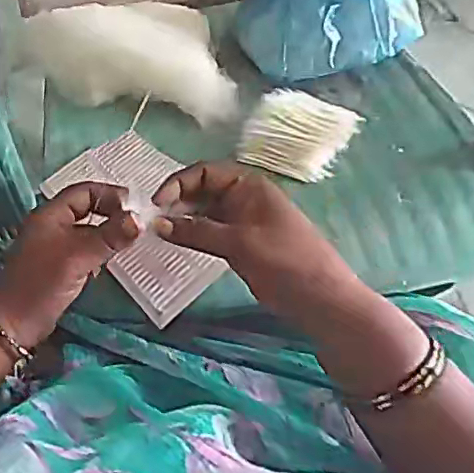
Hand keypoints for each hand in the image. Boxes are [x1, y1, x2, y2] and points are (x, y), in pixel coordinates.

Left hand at [0, 182, 140, 345]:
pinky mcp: (59, 268)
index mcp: (50, 214)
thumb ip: (109, 236)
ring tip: (132, 240)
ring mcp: (54, 248)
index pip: (83, 192)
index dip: (109, 194)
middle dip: (112, 213)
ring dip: (107, 234)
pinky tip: (112, 261)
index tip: (135, 206)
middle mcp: (51, 226)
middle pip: (86, 210)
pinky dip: (100, 252)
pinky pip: (84, 251)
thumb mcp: (78, 255)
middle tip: (138, 223)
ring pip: (87, 232)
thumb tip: (139, 219)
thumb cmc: (41, 282)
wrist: (14, 323)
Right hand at [152, 161, 362, 312]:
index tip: (156, 204)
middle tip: (151, 219)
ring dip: (180, 218)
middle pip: (199, 189)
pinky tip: (174, 241)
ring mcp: (240, 220)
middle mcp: (242, 197)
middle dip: (175, 201)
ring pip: (201, 211)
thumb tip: (156, 225)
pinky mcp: (238, 242)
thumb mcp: (239, 243)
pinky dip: (190, 233)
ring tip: (157, 231)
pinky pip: (207, 230)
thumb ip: (196, 231)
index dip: (177, 184)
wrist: (322, 300)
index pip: (203, 172)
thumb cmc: (286, 261)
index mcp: (248, 184)